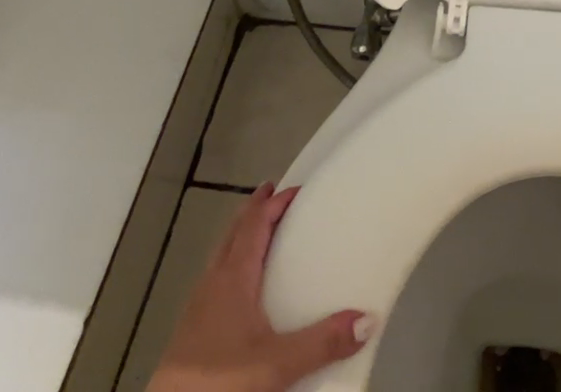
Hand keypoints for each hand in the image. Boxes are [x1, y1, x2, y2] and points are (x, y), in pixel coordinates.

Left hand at [148, 184, 371, 391]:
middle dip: (253, 210)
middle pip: (233, 233)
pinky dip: (231, 264)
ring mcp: (199, 304)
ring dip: (240, 235)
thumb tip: (368, 319)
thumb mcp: (278, 363)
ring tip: (259, 232)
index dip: (273, 204)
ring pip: (221, 254)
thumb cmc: (220, 378)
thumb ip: (322, 342)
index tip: (294, 188)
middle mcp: (213, 282)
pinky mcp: (192, 327)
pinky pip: (215, 278)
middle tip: (272, 193)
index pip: (255, 226)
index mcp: (233, 278)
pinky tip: (241, 287)